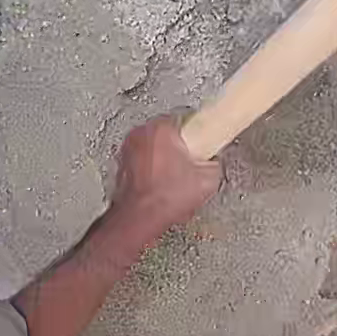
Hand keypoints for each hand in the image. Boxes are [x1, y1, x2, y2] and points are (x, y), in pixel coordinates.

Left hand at [106, 114, 221, 238]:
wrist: (139, 218)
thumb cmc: (165, 198)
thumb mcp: (208, 179)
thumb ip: (215, 162)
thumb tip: (213, 160)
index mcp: (161, 128)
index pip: (187, 117)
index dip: (198, 133)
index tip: (203, 143)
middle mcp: (141, 133)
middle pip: (169, 132)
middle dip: (180, 147)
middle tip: (189, 165)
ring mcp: (128, 148)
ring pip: (154, 146)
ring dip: (165, 157)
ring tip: (174, 177)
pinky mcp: (121, 164)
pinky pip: (143, 160)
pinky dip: (151, 169)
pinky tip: (160, 184)